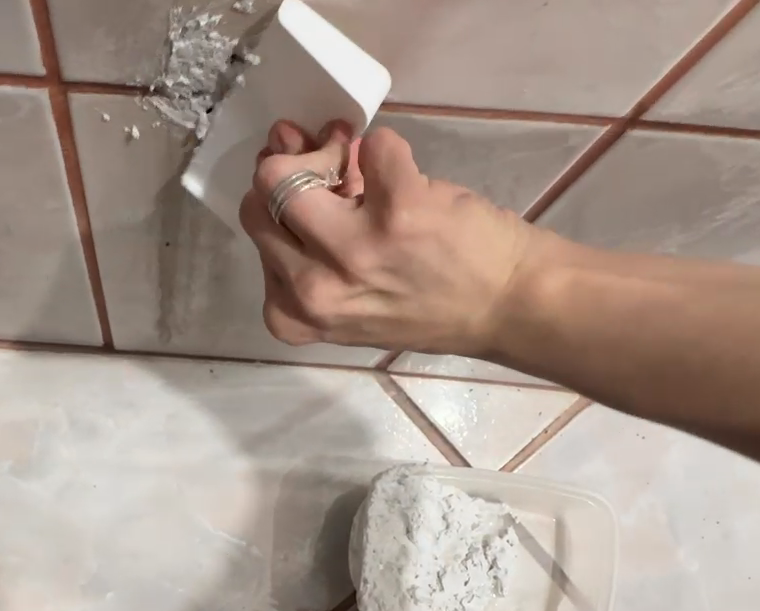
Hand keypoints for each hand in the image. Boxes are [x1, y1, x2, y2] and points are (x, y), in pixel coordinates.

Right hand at [239, 121, 559, 355]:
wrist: (503, 307)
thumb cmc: (426, 308)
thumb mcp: (349, 301)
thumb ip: (312, 252)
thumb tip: (288, 160)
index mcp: (297, 313)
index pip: (256, 240)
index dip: (278, 208)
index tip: (310, 200)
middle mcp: (315, 288)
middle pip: (258, 203)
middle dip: (288, 175)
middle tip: (328, 177)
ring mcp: (354, 248)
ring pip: (288, 173)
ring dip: (321, 154)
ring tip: (356, 166)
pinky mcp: (399, 209)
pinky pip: (372, 147)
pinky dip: (386, 147)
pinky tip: (400, 169)